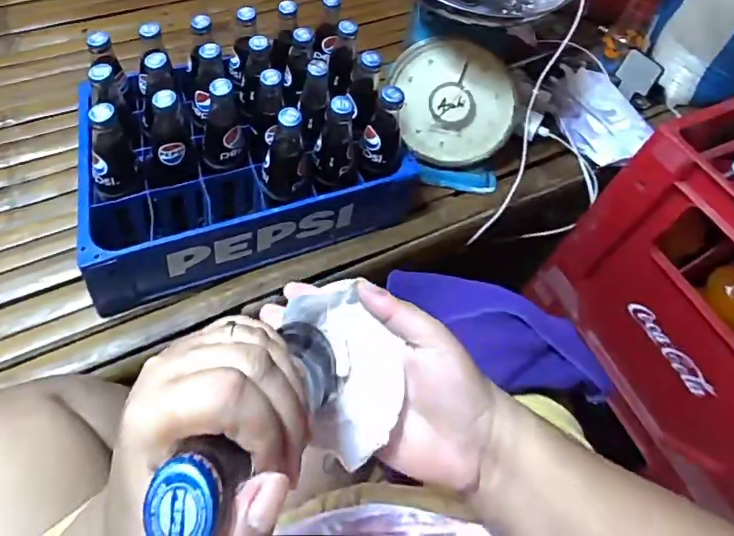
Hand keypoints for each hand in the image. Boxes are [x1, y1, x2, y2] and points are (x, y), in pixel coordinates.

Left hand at [102, 316, 311, 535]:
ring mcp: (181, 349)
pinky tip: (284, 394)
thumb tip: (277, 482)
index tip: (280, 475)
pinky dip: (277, 355)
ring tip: (294, 431)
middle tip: (295, 459)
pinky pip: (247, 329)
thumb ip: (238, 525)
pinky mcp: (197, 342)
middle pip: (249, 359)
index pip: (228, 391)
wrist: (135, 498)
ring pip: (253, 338)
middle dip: (287, 408)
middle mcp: (164, 368)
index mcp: (152, 413)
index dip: (267, 428)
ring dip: (289, 382)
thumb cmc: (161, 520)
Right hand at [261, 279, 501, 496]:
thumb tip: (360, 285)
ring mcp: (351, 397)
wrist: (475, 447)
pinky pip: (318, 417)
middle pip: (317, 341)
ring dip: (287, 362)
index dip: (313, 301)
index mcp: (375, 336)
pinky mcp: (350, 431)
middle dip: (290, 328)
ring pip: (312, 376)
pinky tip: (273, 396)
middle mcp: (358, 362)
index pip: (337, 313)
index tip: (288, 291)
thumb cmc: (456, 384)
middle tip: (262, 318)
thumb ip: (397, 314)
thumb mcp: (431, 339)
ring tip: (259, 351)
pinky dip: (296, 406)